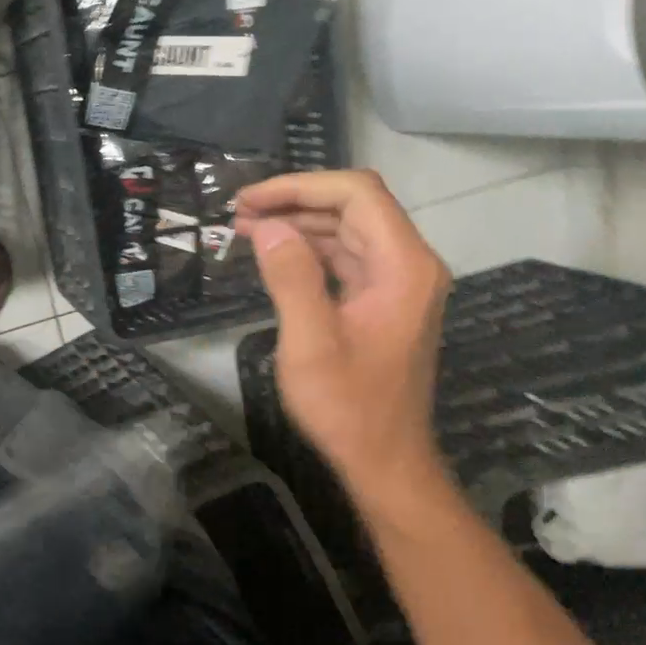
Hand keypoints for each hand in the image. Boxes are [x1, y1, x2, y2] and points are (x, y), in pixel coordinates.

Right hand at [233, 170, 451, 490]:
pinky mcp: (382, 302)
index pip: (357, 196)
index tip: (247, 200)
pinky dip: (307, 249)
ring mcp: (398, 284)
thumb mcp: (309, 342)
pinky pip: (345, 258)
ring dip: (298, 223)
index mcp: (403, 267)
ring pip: (348, 231)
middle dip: (295, 201)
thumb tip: (268, 226)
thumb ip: (291, 278)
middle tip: (236, 213)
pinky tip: (272, 254)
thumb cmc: (346, 405)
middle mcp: (409, 266)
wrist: (382, 457)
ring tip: (244, 229)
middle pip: (354, 207)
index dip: (300, 187)